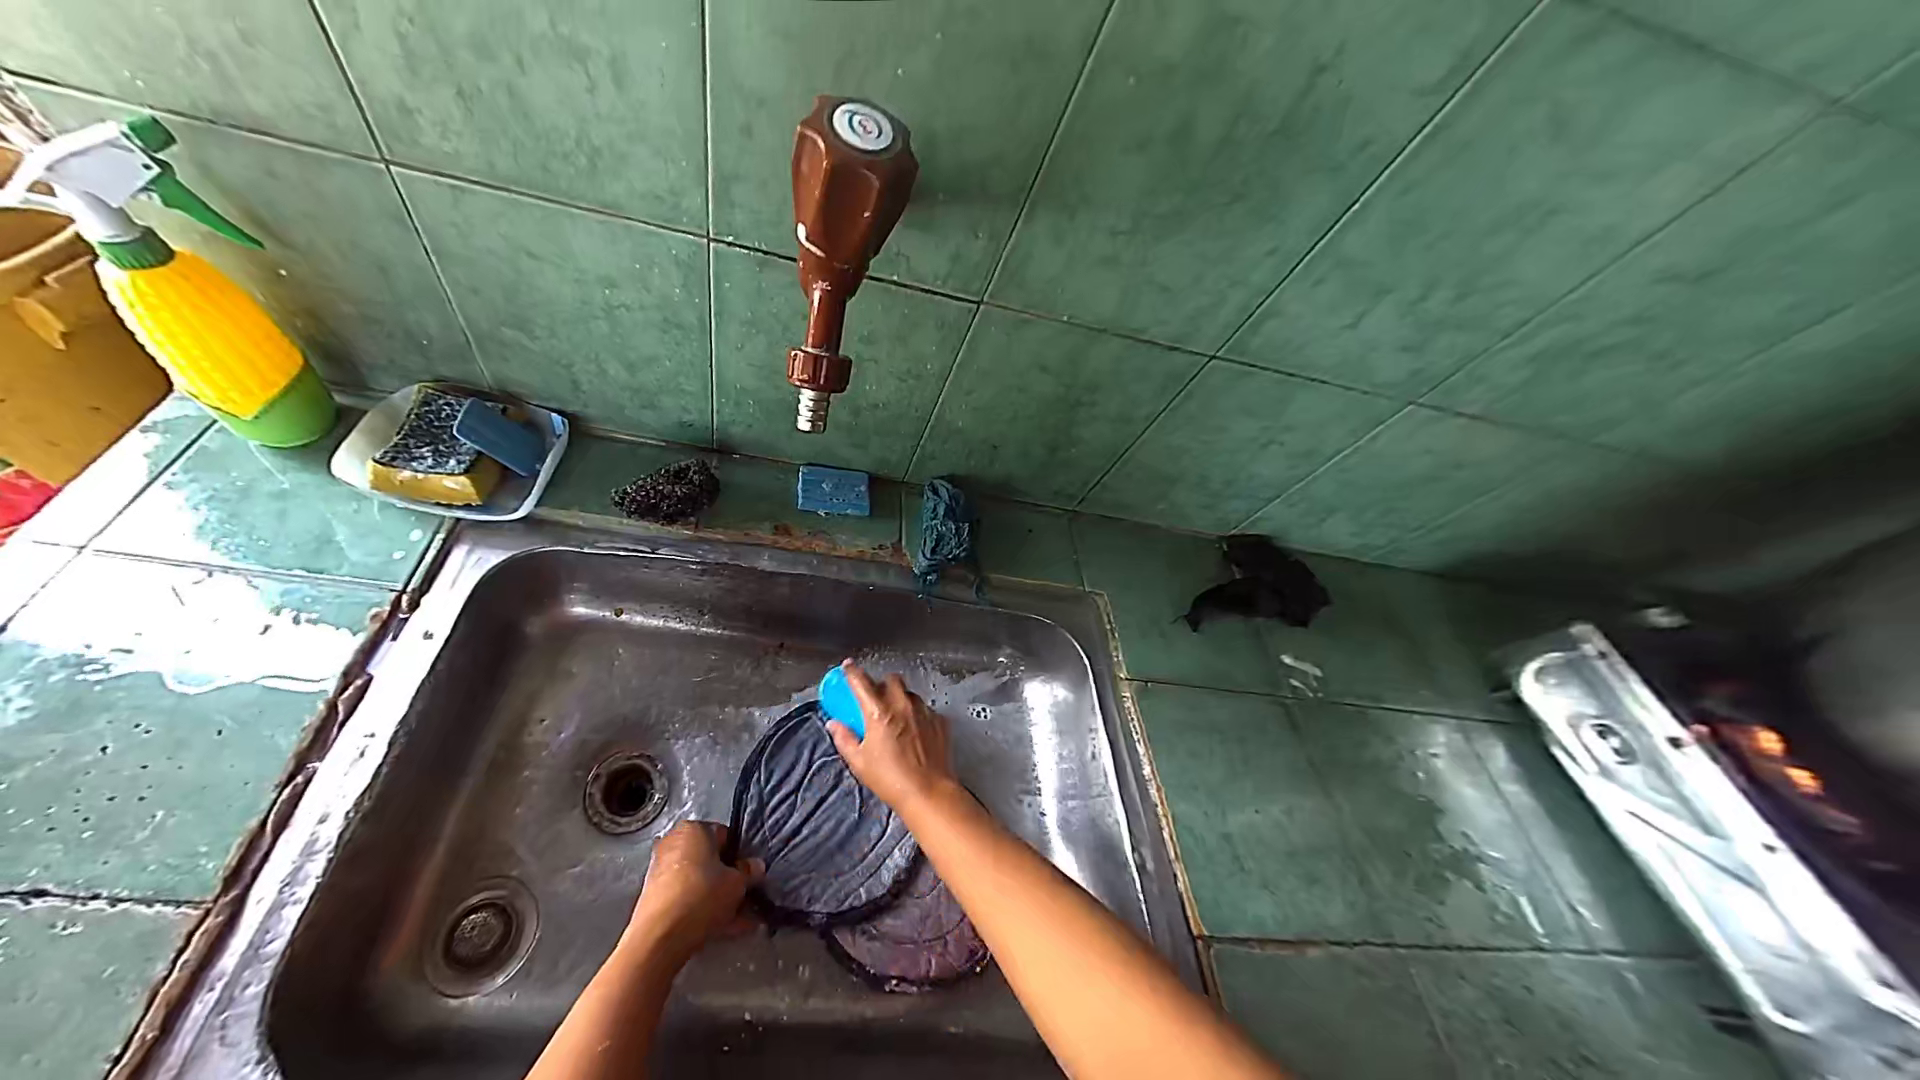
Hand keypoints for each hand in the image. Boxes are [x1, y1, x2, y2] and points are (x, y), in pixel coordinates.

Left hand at [623, 821, 762, 964]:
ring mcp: (661, 873)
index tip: (751, 873)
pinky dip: (705, 911)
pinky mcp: (655, 900)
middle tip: (748, 897)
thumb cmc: (703, 895)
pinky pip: (688, 900)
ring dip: (721, 899)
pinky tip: (727, 929)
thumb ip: (749, 872)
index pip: (725, 835)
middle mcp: (673, 844)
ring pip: (700, 883)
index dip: (741, 855)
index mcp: (693, 829)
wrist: (659, 939)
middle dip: (730, 880)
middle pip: (710, 861)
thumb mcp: (738, 882)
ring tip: (744, 920)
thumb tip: (755, 866)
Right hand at [826, 661, 957, 811]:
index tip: (848, 667)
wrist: (929, 792)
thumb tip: (835, 725)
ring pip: (909, 693)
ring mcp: (924, 711)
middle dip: (881, 685)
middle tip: (874, 701)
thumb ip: (844, 738)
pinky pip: (925, 709)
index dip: (852, 672)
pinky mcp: (939, 721)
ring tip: (895, 719)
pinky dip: (917, 714)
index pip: (862, 681)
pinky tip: (914, 732)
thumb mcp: (859, 761)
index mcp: (879, 712)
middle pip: (890, 680)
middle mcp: (903, 705)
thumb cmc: (891, 779)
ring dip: (900, 699)